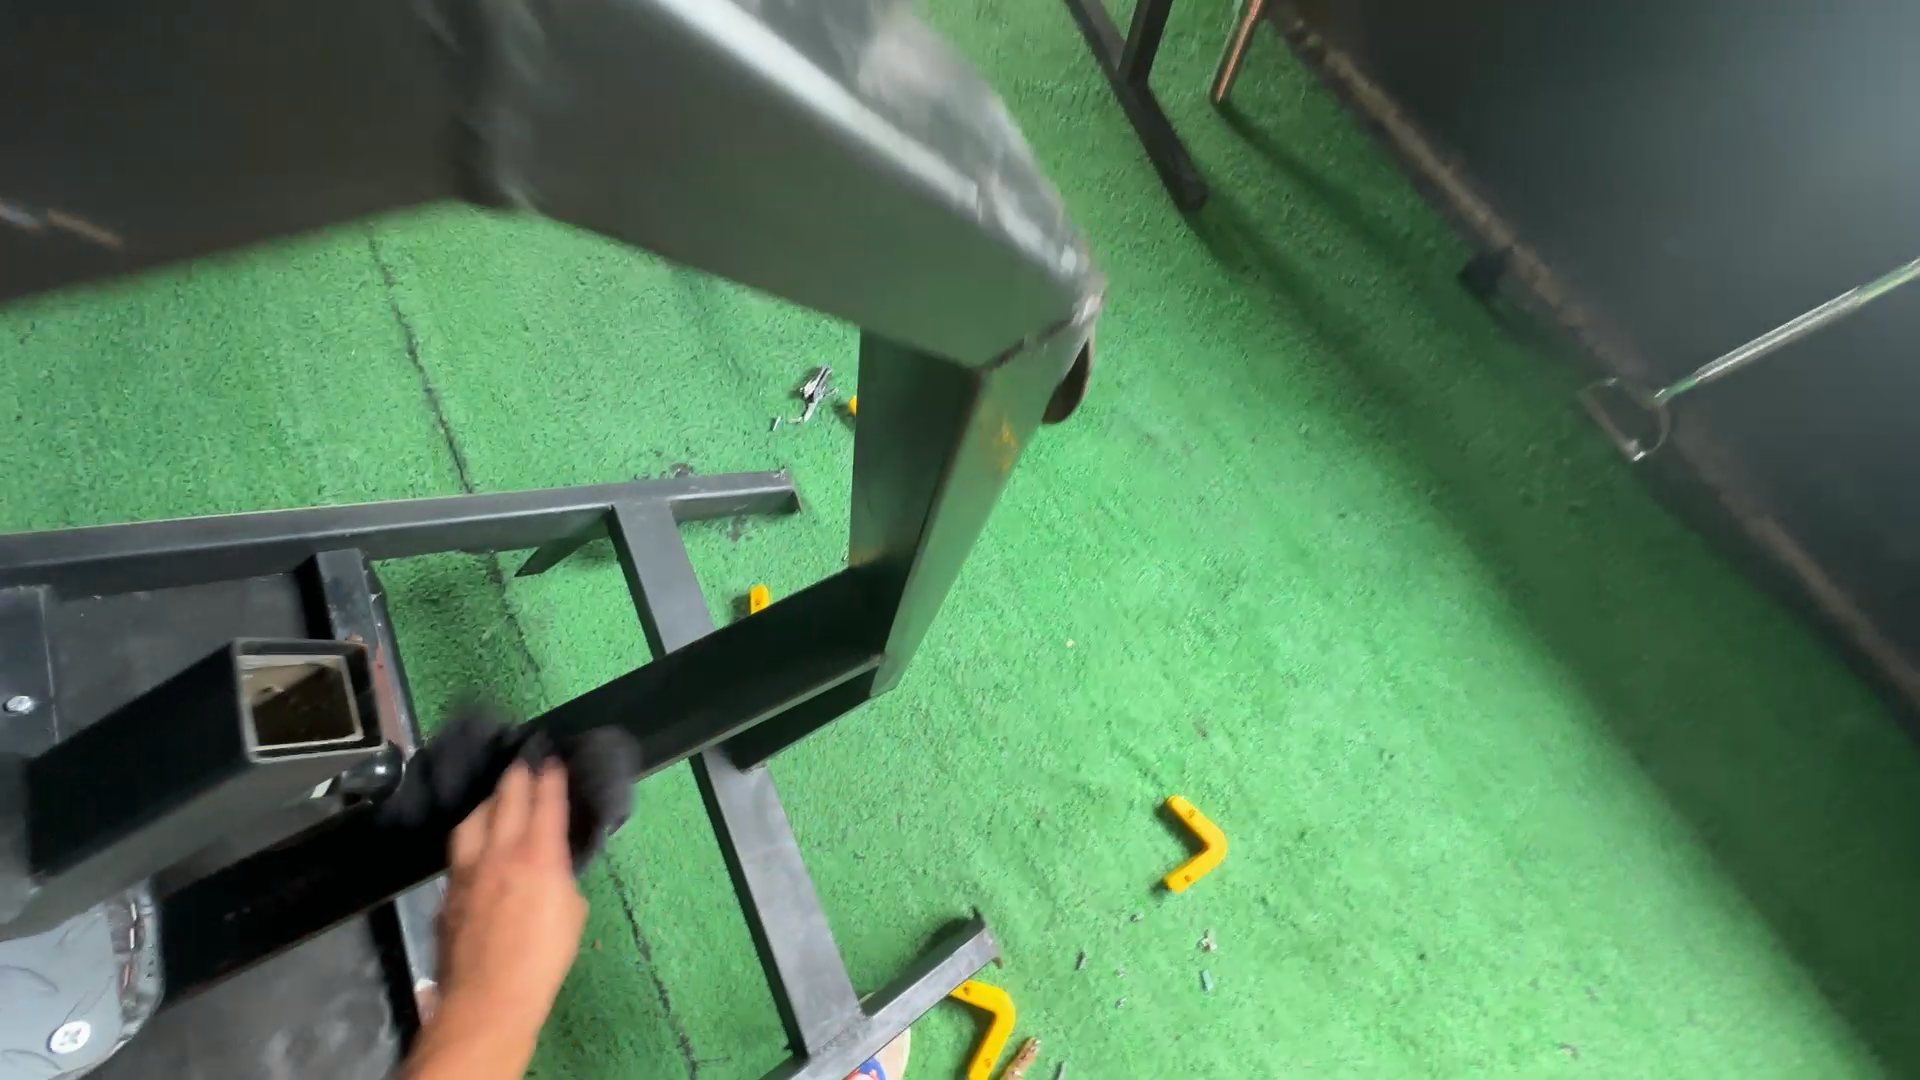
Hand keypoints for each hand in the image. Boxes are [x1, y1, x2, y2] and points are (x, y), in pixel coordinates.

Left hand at [404, 761, 586, 1079]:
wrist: (489, 999)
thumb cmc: (545, 955)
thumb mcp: (571, 907)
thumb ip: (561, 876)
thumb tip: (553, 864)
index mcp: (538, 855)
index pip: (545, 802)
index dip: (550, 777)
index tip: (553, 759)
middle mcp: (500, 854)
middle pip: (504, 801)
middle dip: (516, 777)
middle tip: (523, 762)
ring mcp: (467, 873)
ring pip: (471, 823)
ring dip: (487, 803)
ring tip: (495, 798)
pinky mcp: (447, 896)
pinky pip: (458, 853)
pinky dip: (471, 839)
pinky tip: (476, 845)